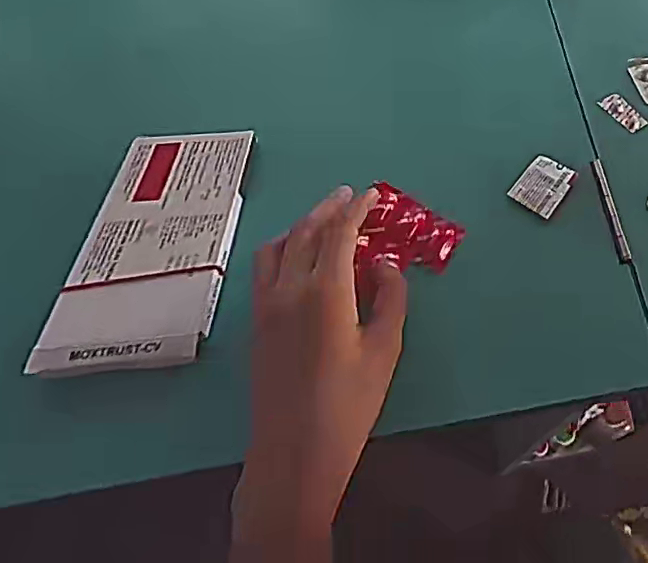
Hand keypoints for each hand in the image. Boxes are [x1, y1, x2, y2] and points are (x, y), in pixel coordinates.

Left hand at [233, 187, 407, 554]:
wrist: (294, 454)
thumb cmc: (349, 402)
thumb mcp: (386, 347)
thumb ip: (390, 297)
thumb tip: (385, 264)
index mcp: (326, 291)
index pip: (339, 233)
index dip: (356, 209)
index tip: (371, 194)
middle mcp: (290, 289)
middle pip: (306, 231)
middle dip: (329, 208)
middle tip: (348, 195)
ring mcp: (267, 306)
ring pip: (279, 246)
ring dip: (303, 225)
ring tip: (324, 220)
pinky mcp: (257, 323)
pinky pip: (265, 268)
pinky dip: (283, 247)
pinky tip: (298, 256)